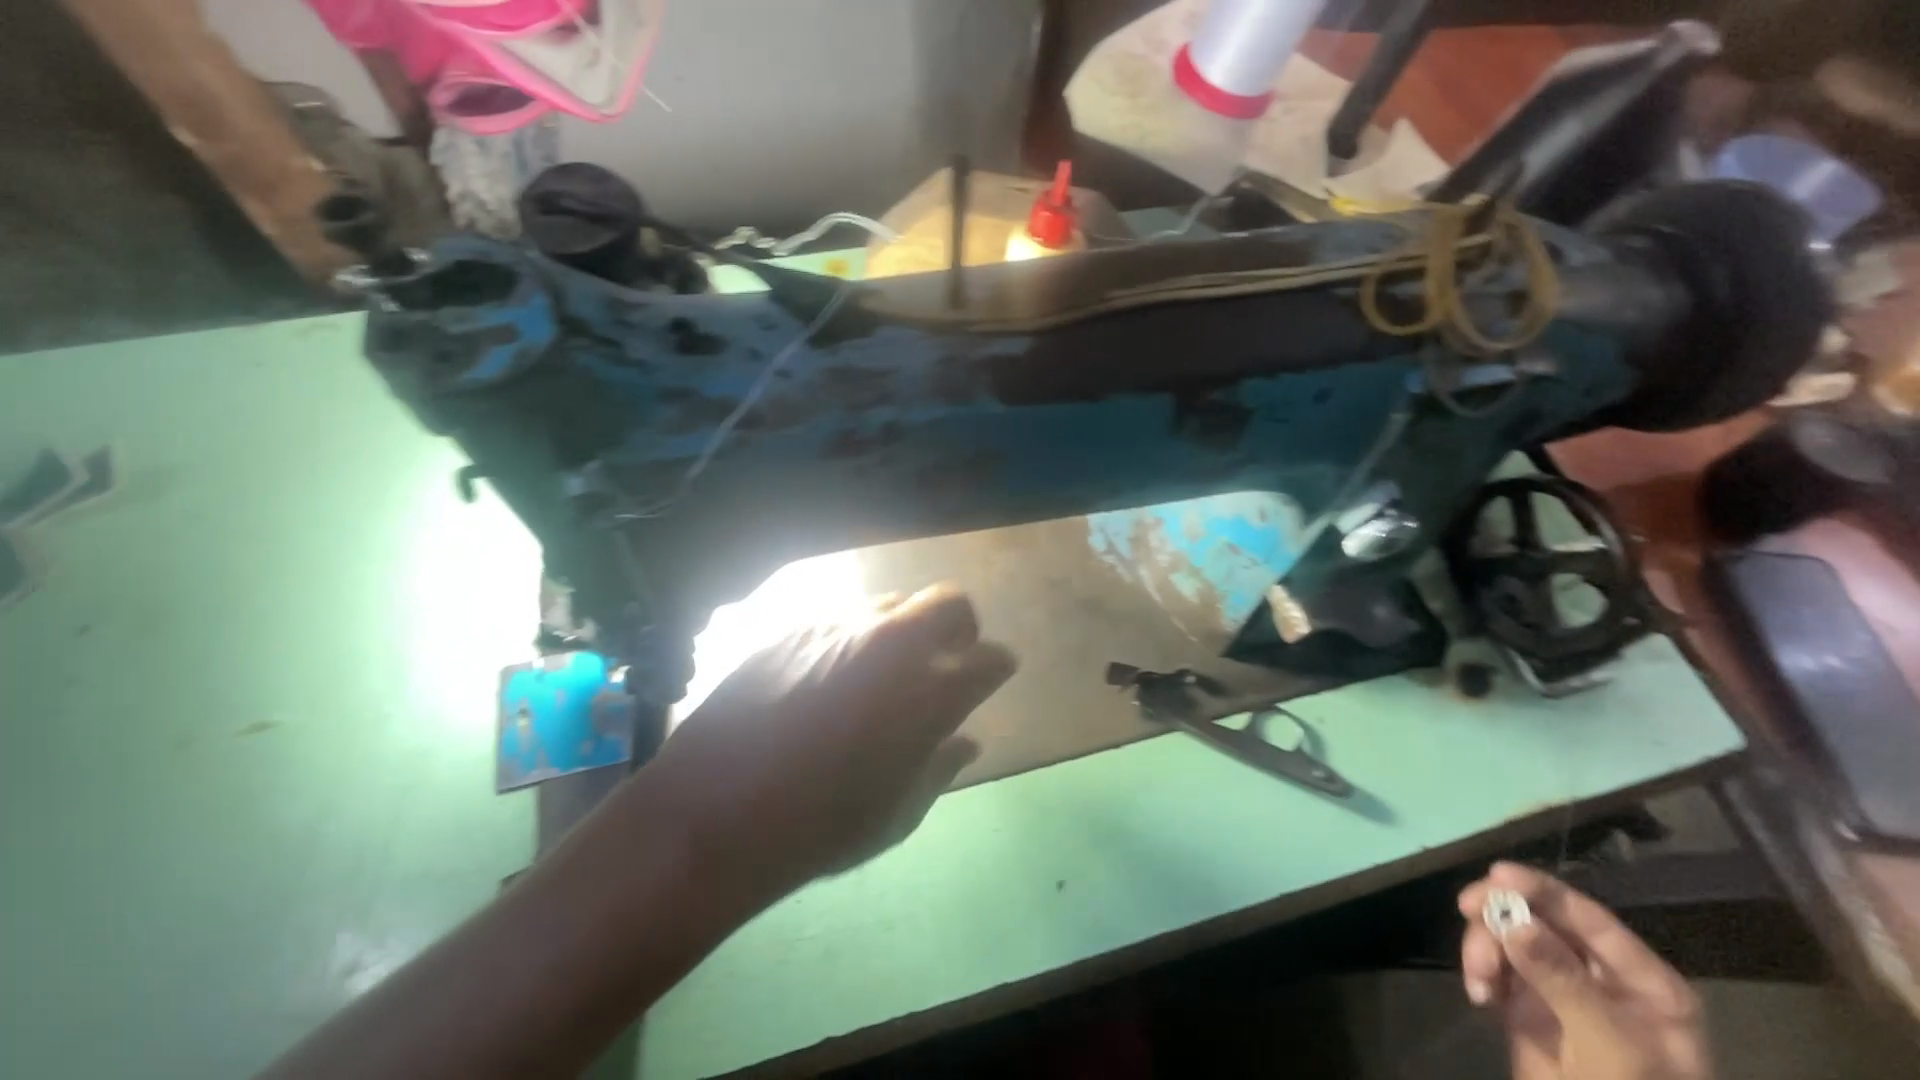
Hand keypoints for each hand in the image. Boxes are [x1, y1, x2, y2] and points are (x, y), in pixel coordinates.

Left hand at [634, 584, 1016, 900]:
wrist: (715, 811)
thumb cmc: (820, 827)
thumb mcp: (898, 814)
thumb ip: (940, 768)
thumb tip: (965, 743)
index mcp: (931, 692)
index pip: (990, 659)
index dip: (995, 669)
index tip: (989, 680)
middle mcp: (892, 643)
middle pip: (949, 603)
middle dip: (960, 628)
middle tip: (946, 661)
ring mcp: (839, 626)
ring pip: (891, 603)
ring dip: (902, 630)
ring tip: (881, 671)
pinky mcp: (792, 626)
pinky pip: (840, 618)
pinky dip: (851, 639)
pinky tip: (826, 678)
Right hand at [1459, 863, 1711, 1079]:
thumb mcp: (1605, 1044)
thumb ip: (1562, 980)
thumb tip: (1512, 922)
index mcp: (1645, 983)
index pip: (1591, 920)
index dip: (1544, 891)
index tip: (1496, 874)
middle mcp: (1603, 978)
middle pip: (1544, 921)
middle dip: (1503, 917)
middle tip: (1466, 909)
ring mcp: (1563, 992)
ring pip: (1513, 940)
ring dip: (1485, 947)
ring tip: (1477, 980)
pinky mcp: (1529, 1009)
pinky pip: (1498, 968)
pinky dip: (1481, 972)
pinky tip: (1478, 995)